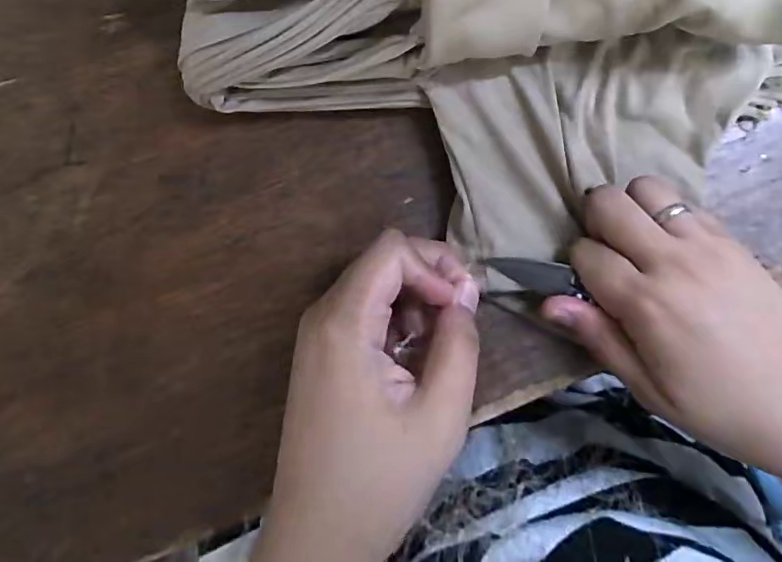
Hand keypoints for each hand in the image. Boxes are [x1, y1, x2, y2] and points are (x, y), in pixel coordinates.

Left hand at [252, 231, 481, 561]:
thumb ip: (460, 343)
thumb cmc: (380, 482)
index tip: (461, 306)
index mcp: (343, 323)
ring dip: (417, 296)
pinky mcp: (320, 351)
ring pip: (375, 280)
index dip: (435, 265)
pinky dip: (397, 315)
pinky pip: (364, 307)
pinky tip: (416, 353)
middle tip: (464, 311)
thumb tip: (464, 294)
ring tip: (442, 339)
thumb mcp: (440, 416)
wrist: (317, 542)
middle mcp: (322, 314)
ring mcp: (317, 332)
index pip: (392, 249)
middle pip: (383, 258)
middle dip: (431, 274)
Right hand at [539, 178, 781, 488]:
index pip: (585, 253)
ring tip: (639, 241)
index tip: (588, 286)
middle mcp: (673, 260)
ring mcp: (706, 242)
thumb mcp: (650, 390)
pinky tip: (675, 246)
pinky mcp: (730, 236)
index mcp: (648, 304)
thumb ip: (598, 337)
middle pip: (608, 202)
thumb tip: (546, 301)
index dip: (576, 266)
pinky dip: (666, 213)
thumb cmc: (719, 408)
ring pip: (645, 187)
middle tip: (607, 252)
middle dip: (593, 221)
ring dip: (630, 206)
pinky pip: (684, 201)